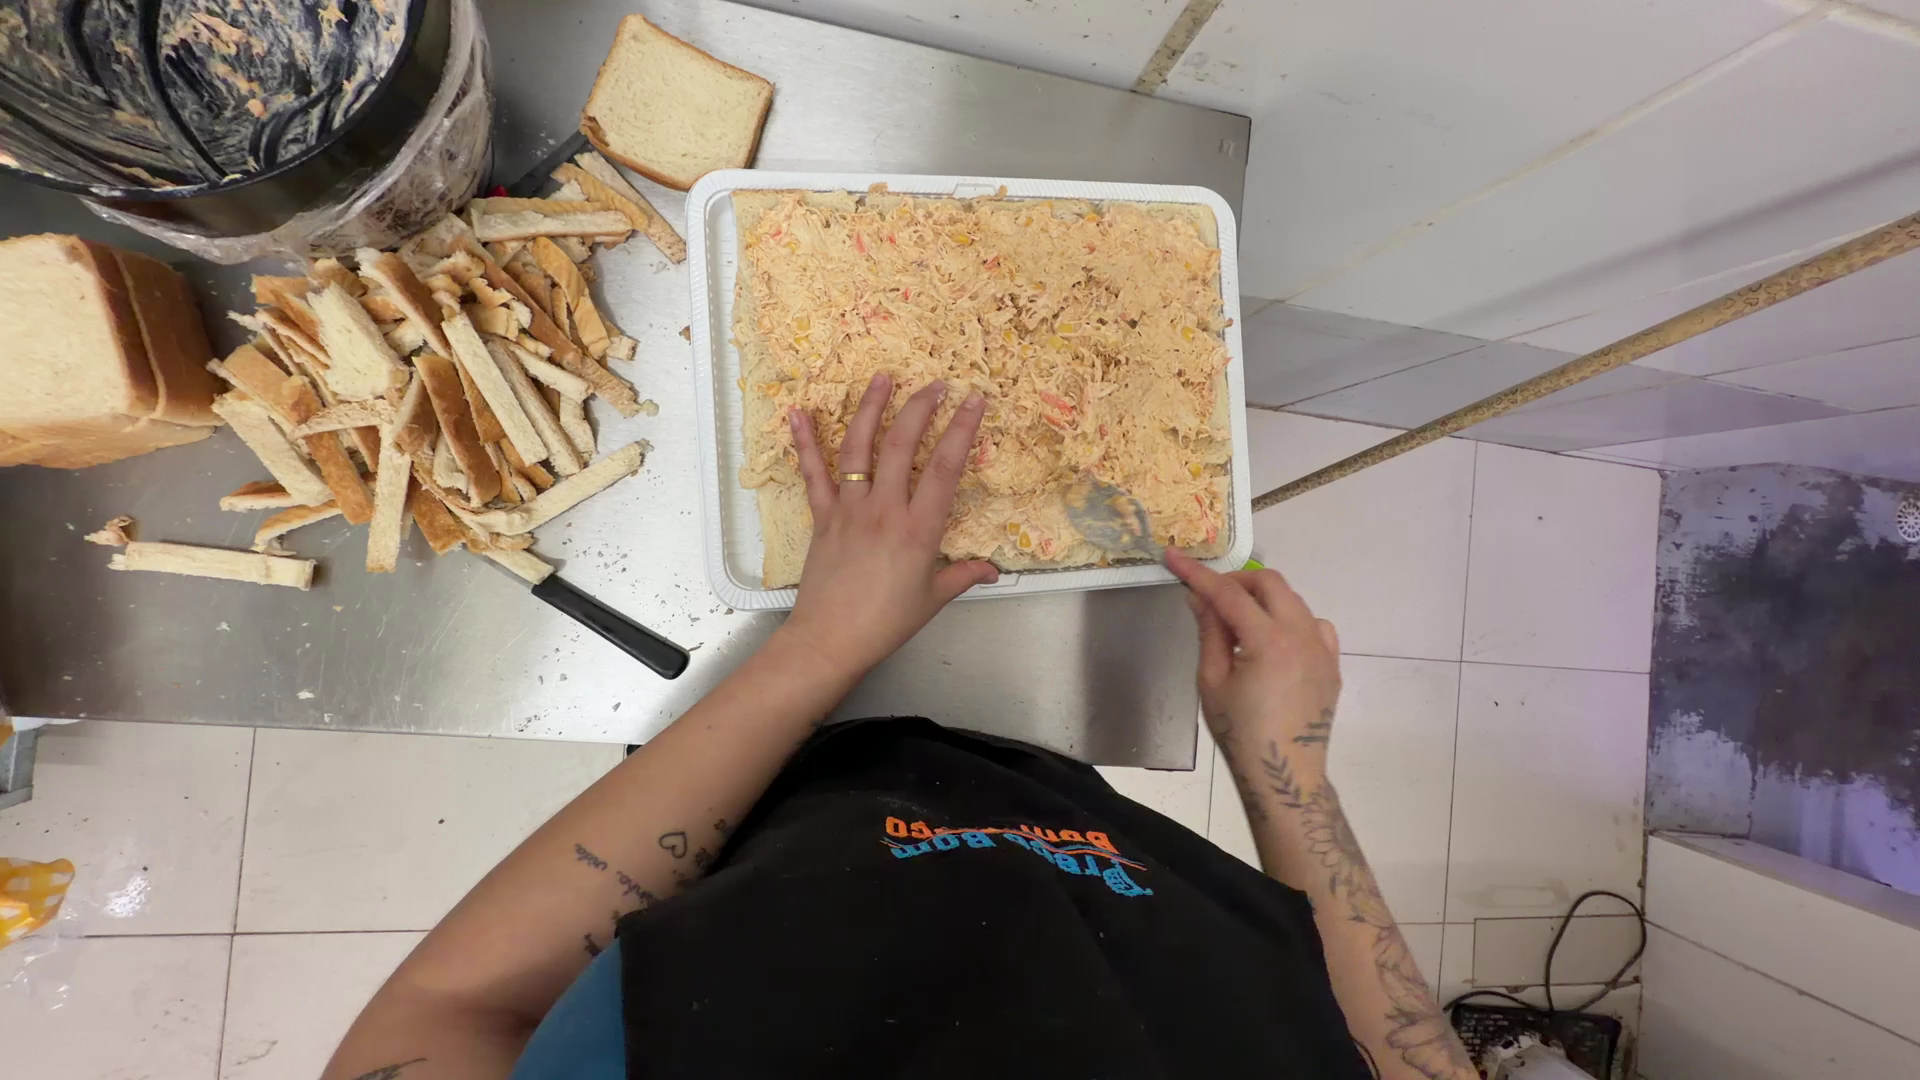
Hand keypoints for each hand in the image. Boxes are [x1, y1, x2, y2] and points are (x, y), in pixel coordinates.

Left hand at [778, 373, 998, 675]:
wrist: (829, 640)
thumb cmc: (885, 623)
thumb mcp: (932, 599)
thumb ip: (963, 575)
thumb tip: (993, 570)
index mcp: (917, 530)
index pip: (944, 469)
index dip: (961, 430)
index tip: (973, 401)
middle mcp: (883, 509)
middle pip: (901, 445)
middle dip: (920, 408)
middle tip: (934, 384)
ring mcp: (848, 509)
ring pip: (859, 448)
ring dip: (870, 409)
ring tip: (881, 378)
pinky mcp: (822, 516)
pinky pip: (813, 474)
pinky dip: (805, 442)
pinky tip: (798, 413)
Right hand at [1165, 549, 1341, 774]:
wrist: (1285, 774)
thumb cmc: (1240, 732)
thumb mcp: (1212, 681)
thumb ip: (1210, 632)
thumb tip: (1199, 597)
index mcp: (1269, 641)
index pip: (1228, 593)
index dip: (1197, 573)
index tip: (1173, 556)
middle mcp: (1302, 635)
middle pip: (1270, 582)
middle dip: (1236, 579)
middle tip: (1210, 594)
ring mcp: (1323, 648)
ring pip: (1293, 599)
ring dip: (1262, 598)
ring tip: (1237, 620)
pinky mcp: (1332, 663)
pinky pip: (1313, 623)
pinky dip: (1289, 618)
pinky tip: (1272, 638)